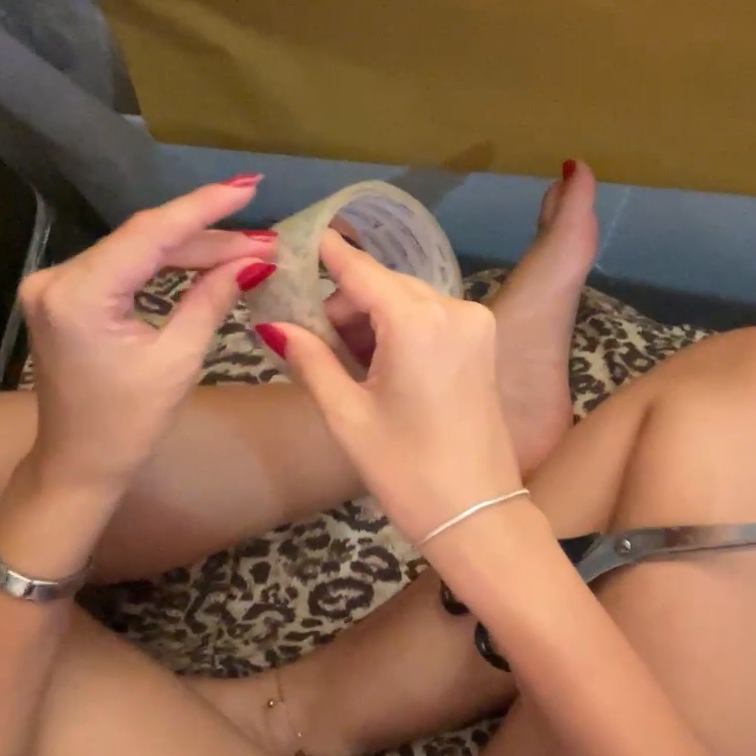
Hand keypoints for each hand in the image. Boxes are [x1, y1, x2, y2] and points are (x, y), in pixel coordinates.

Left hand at [16, 180, 272, 493]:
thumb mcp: (177, 361)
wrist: (79, 462)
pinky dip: (165, 264)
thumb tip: (253, 260)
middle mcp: (57, 278)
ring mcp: (56, 284)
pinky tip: (205, 259)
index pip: (149, 233)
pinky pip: (124, 267)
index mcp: (79, 295)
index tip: (247, 186)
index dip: (203, 208)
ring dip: (191, 249)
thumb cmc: (129, 425)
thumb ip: (211, 299)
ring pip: (136, 250)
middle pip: (144, 240)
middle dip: (207, 237)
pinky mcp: (65, 295)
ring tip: (247, 248)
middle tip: (265, 239)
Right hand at [256, 232, 521, 542]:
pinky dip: (399, 328)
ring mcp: (474, 323)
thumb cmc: (406, 470)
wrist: (478, 514)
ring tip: (345, 363)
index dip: (323, 254)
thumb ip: (310, 359)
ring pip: (406, 299)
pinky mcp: (483, 342)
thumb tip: (272, 324)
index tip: (291, 241)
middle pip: (383, 284)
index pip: (358, 269)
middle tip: (310, 338)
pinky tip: (379, 364)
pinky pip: (430, 317)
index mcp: (418, 321)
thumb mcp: (348, 415)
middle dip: (344, 303)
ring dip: (371, 317)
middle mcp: (453, 308)